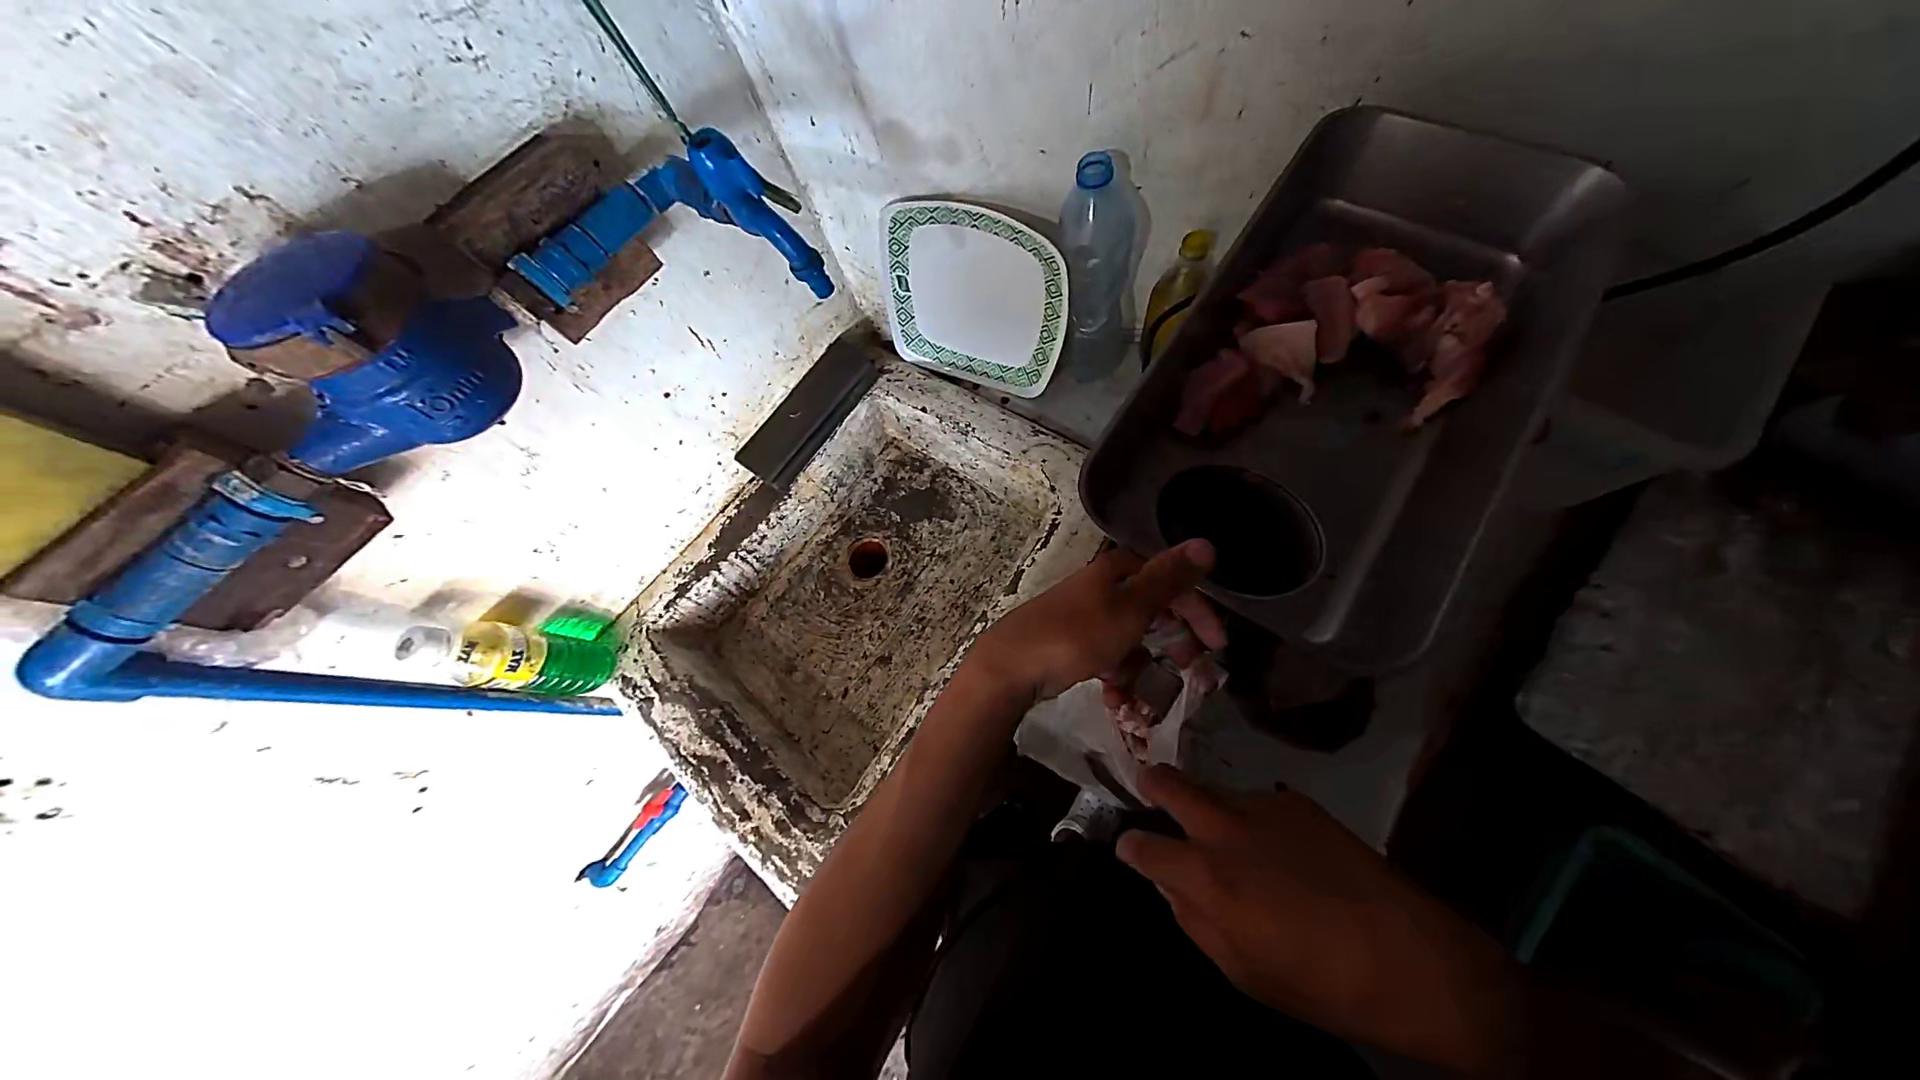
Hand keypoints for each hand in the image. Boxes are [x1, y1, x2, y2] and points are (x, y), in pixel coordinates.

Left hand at [965, 541, 1226, 703]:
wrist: (1011, 667)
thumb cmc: (1075, 635)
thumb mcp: (1129, 608)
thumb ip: (1168, 580)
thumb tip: (1207, 543)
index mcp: (1115, 572)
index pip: (1170, 582)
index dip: (1198, 611)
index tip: (1217, 645)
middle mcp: (1101, 589)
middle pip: (1152, 612)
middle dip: (1173, 644)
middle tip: (1191, 673)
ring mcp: (1085, 618)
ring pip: (1131, 641)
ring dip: (1144, 671)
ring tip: (1147, 702)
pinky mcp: (1072, 645)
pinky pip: (1108, 659)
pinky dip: (1118, 679)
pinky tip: (1120, 704)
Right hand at [1116, 766, 1521, 1076]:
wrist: (1413, 960)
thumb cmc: (1319, 983)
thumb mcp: (1242, 972)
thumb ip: (1194, 922)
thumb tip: (1170, 886)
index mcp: (1205, 878)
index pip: (1143, 846)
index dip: (1131, 848)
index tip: (1131, 849)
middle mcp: (1224, 831)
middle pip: (1168, 784)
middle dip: (1152, 783)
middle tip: (1148, 785)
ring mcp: (1263, 808)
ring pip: (1214, 788)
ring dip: (1206, 803)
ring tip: (1224, 827)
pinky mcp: (1299, 803)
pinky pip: (1257, 799)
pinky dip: (1251, 814)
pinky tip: (1277, 842)